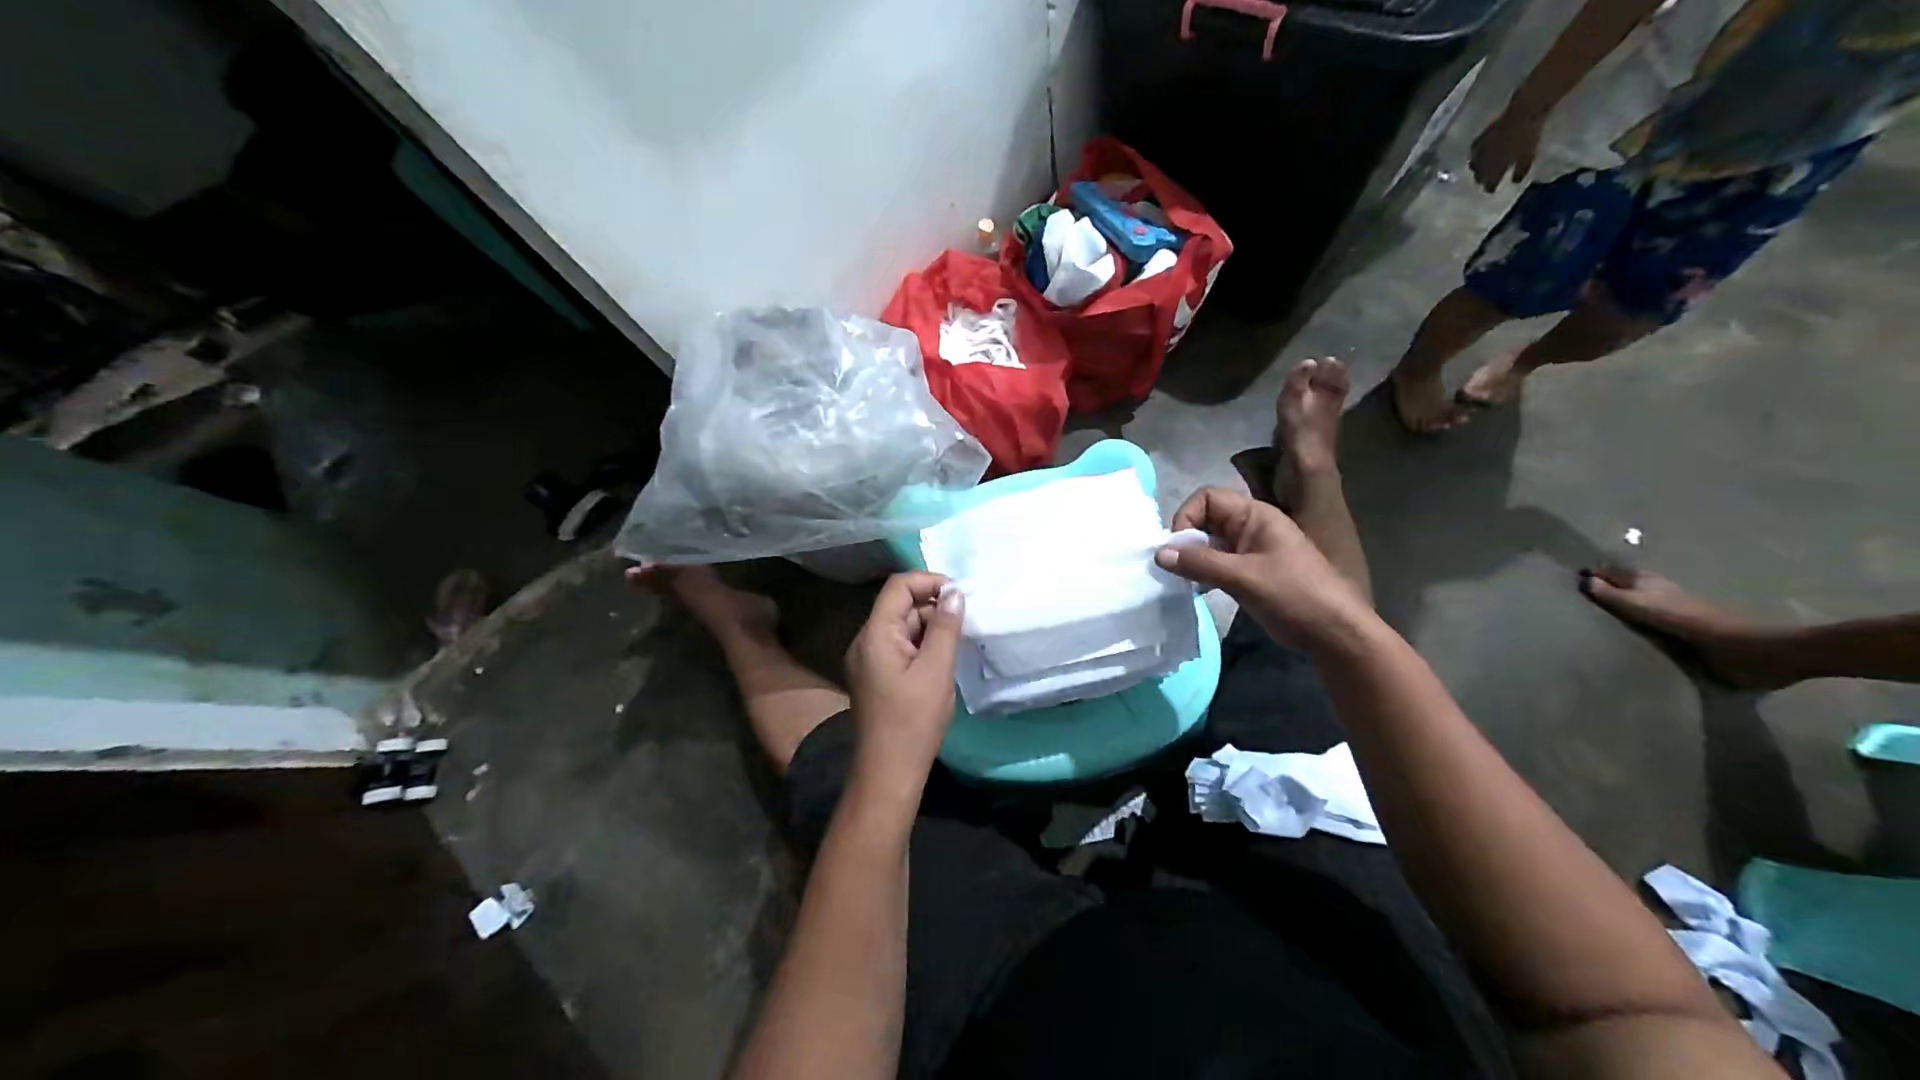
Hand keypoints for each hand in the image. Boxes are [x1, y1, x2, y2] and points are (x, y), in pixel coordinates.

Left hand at [845, 572, 964, 780]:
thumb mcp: (936, 670)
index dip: (929, 582)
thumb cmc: (914, 721)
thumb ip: (945, 627)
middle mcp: (864, 641)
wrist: (888, 772)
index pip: (898, 587)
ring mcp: (867, 660)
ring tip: (956, 645)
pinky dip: (921, 646)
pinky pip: (898, 647)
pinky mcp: (874, 676)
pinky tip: (941, 662)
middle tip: (965, 625)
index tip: (961, 595)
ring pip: (901, 627)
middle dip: (933, 607)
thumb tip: (955, 592)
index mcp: (874, 634)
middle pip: (899, 606)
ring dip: (930, 628)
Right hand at [1154, 487, 1373, 650]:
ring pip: (1208, 544)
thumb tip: (1159, 553)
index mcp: (1255, 515)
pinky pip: (1216, 564)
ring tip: (1182, 581)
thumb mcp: (1242, 576)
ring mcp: (1249, 551)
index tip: (1176, 547)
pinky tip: (1195, 590)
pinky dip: (1201, 573)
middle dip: (1185, 540)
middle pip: (1205, 520)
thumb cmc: (1293, 594)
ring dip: (1191, 559)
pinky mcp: (1248, 573)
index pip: (1207, 498)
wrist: (1332, 631)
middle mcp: (1250, 527)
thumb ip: (1199, 562)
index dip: (1187, 517)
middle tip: (1173, 568)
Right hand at [1470, 108, 1545, 192]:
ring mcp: (1479, 152)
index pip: (1489, 185)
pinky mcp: (1479, 139)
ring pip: (1473, 165)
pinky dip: (1475, 155)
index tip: (1492, 190)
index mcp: (1494, 171)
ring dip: (1477, 169)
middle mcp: (1483, 165)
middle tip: (1485, 180)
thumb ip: (1520, 171)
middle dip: (1482, 179)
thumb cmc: (1527, 138)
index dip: (1491, 188)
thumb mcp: (1528, 156)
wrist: (1522, 114)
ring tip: (1479, 169)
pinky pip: (1474, 151)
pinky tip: (1478, 154)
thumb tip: (1514, 181)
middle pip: (1479, 177)